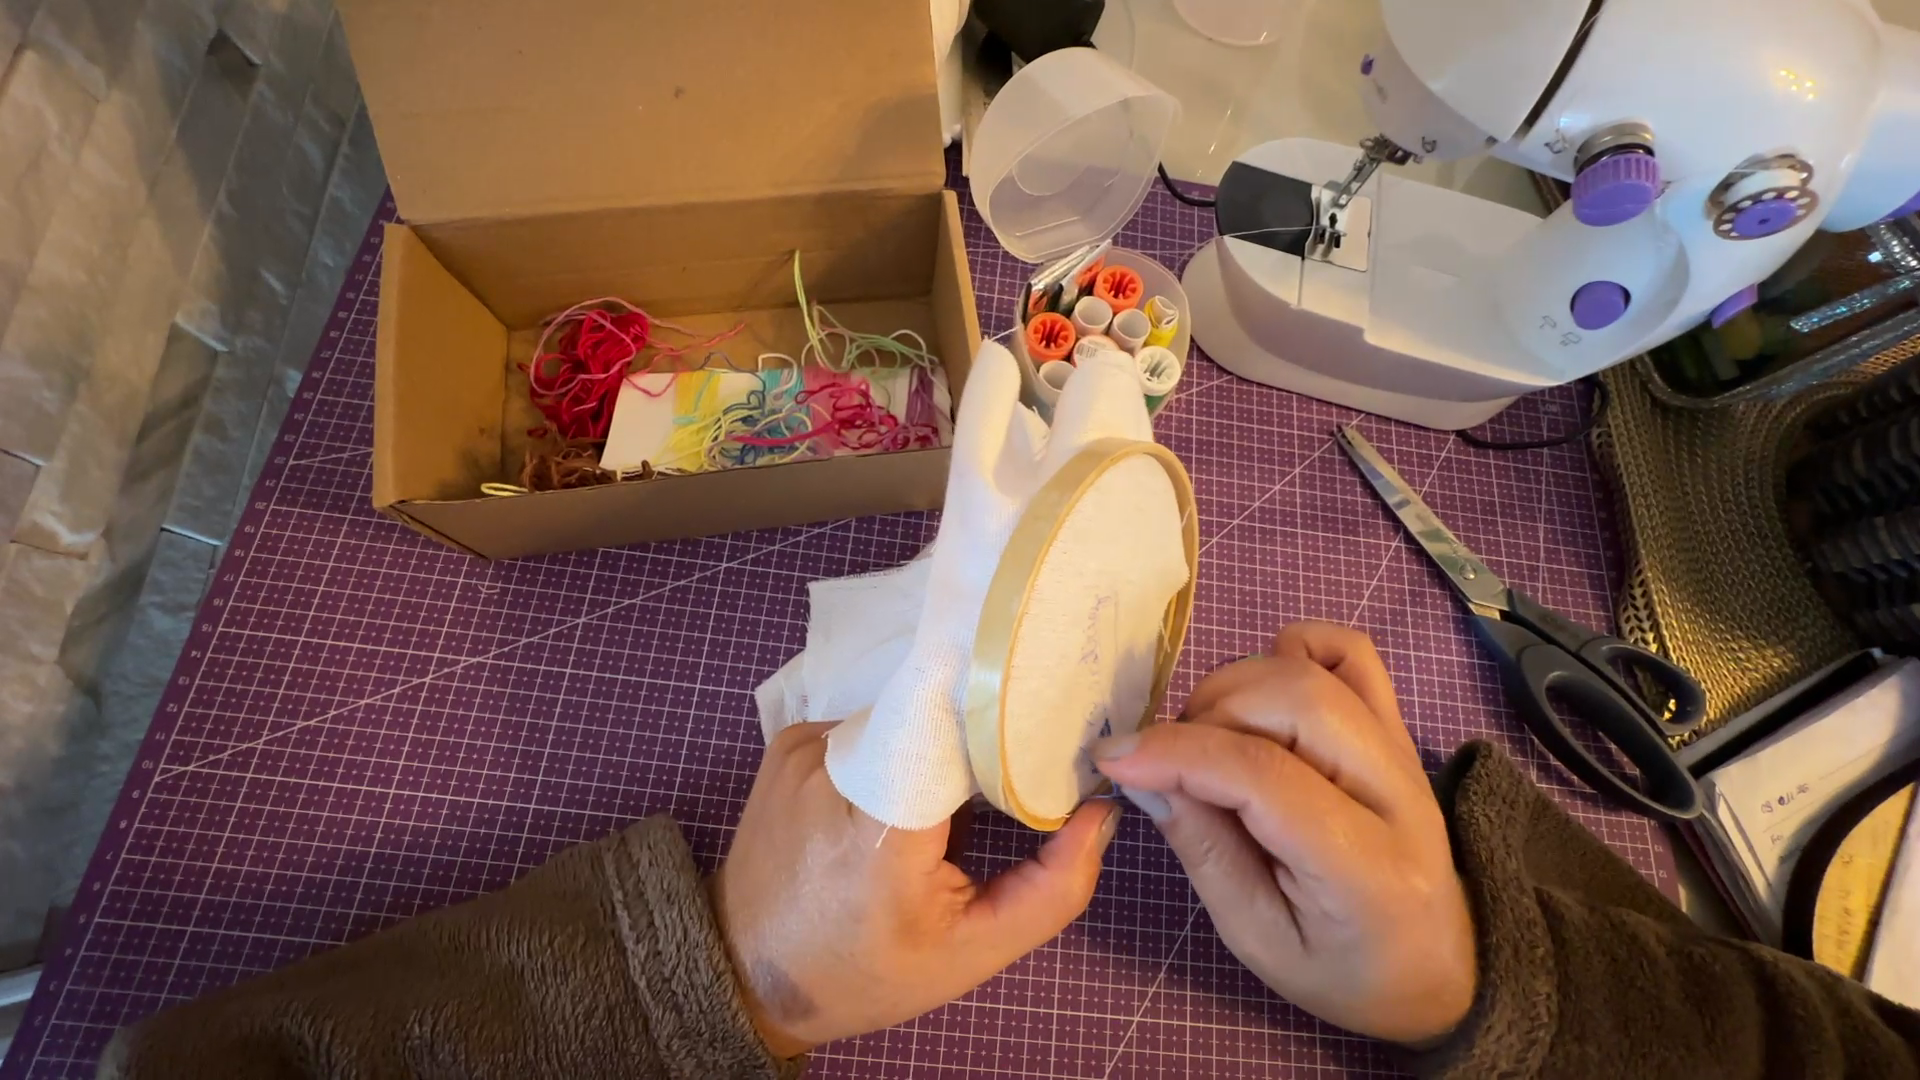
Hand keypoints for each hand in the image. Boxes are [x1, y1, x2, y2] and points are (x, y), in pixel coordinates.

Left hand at [712, 721, 1120, 1057]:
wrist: (747, 970)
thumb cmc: (865, 969)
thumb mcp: (972, 949)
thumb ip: (1052, 886)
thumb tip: (1101, 808)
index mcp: (884, 828)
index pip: (963, 734)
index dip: (1004, 726)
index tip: (1041, 732)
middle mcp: (836, 768)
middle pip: (934, 722)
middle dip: (969, 744)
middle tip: (993, 786)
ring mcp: (805, 747)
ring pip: (900, 719)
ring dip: (925, 751)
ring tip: (934, 801)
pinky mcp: (788, 741)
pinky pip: (862, 726)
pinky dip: (885, 751)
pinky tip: (884, 795)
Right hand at [1091, 622, 1475, 1045]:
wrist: (1434, 964)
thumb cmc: (1337, 964)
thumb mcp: (1255, 935)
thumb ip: (1200, 848)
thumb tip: (1138, 771)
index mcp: (1367, 868)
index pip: (1263, 775)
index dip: (1177, 753)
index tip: (1112, 755)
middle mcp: (1398, 791)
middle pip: (1292, 700)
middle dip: (1207, 715)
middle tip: (1174, 759)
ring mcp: (1402, 747)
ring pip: (1307, 669)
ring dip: (1233, 687)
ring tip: (1210, 737)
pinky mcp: (1395, 723)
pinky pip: (1349, 650)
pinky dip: (1293, 648)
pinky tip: (1261, 692)